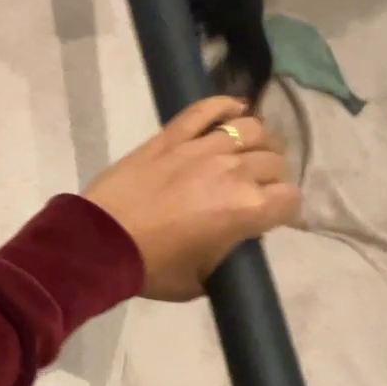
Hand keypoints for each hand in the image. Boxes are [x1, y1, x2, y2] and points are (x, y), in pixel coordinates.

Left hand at [82, 96, 298, 301]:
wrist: (97, 242)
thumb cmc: (148, 268)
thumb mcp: (199, 280)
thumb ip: (226, 256)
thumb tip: (232, 239)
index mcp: (247, 209)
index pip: (289, 198)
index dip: (282, 209)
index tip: (267, 216)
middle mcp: (233, 172)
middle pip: (274, 162)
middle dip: (271, 177)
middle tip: (254, 188)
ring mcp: (201, 148)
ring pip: (251, 129)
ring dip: (258, 141)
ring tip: (247, 153)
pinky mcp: (170, 137)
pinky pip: (206, 109)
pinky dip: (225, 105)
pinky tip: (235, 109)